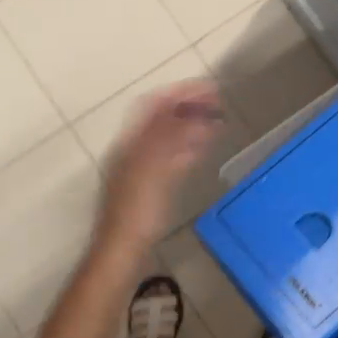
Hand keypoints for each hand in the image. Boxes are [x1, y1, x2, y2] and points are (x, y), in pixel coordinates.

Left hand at [100, 81, 226, 245]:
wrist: (121, 250)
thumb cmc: (137, 213)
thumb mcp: (156, 172)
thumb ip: (174, 141)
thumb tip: (196, 115)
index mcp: (131, 142)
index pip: (155, 104)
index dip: (181, 92)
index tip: (209, 88)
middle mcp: (132, 149)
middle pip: (161, 117)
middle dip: (187, 105)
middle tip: (216, 102)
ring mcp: (138, 167)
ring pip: (165, 136)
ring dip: (189, 124)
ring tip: (215, 120)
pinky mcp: (146, 185)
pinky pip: (168, 157)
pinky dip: (185, 146)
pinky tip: (199, 151)